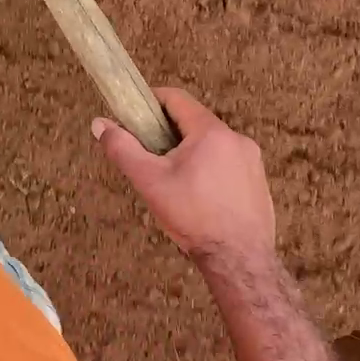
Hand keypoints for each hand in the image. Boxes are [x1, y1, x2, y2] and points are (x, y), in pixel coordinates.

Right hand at [92, 88, 274, 267]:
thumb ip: (121, 147)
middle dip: (166, 132)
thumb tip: (99, 123)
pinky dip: (206, 168)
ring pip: (209, 143)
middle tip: (148, 155)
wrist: (241, 262)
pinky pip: (226, 162)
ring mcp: (252, 162)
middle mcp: (237, 140)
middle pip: (192, 121)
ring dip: (187, 151)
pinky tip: (196, 196)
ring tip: (171, 180)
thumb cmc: (192, 215)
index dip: (149, 101)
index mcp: (211, 132)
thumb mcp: (147, 179)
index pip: (176, 98)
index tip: (133, 116)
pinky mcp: (259, 182)